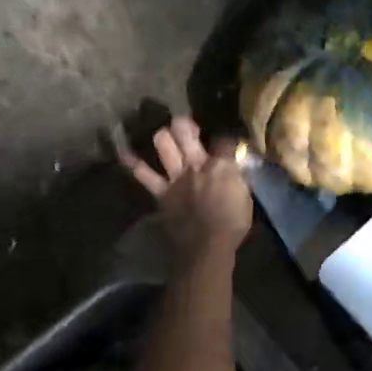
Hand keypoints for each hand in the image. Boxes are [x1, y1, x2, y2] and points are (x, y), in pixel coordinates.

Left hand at [109, 116, 251, 264]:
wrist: (208, 246)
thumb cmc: (233, 225)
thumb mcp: (246, 199)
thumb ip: (238, 179)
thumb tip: (236, 168)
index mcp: (221, 166)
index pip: (226, 141)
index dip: (229, 139)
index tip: (230, 143)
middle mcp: (196, 163)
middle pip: (185, 130)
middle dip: (185, 124)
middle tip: (186, 127)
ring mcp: (175, 175)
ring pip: (163, 142)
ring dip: (164, 136)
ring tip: (166, 137)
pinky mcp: (161, 190)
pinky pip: (142, 173)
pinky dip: (133, 162)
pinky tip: (126, 153)